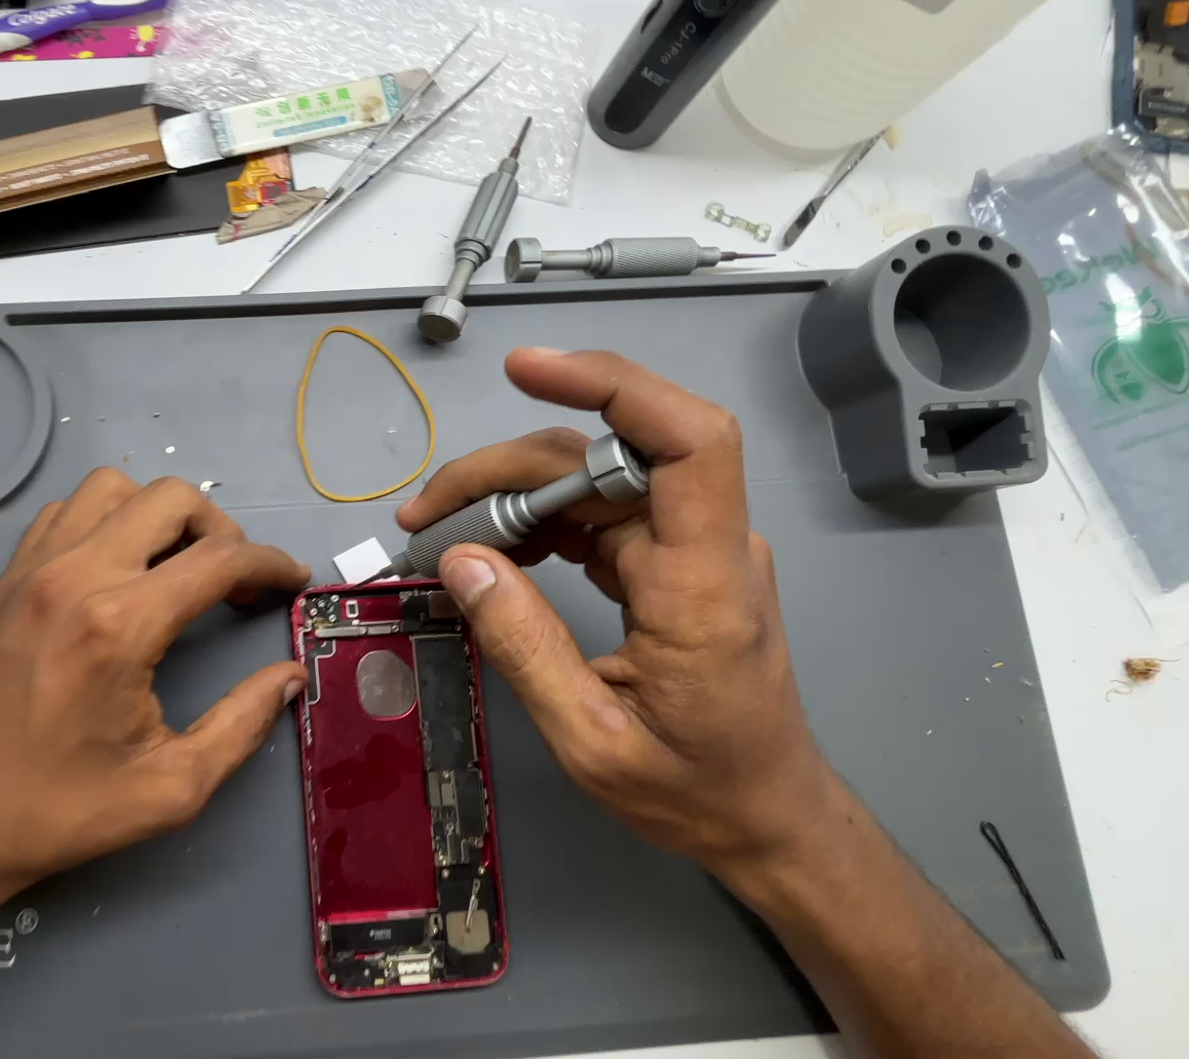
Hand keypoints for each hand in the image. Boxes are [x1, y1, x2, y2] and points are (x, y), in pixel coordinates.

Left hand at [0, 469, 311, 896]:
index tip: (292, 581)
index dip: (270, 565)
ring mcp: (34, 568)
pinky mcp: (8, 576)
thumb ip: (244, 724)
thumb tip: (289, 677)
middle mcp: (76, 576)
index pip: (219, 559)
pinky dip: (106, 520)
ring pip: (114, 487)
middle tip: (234, 582)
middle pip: (171, 499)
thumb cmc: (63, 811)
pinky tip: (118, 567)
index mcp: (120, 625)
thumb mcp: (173, 787)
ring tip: (176, 566)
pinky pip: (66, 511)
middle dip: (222, 531)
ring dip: (160, 514)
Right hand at [396, 348, 831, 875]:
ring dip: (508, 496)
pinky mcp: (664, 564)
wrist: (765, 819)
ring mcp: (685, 551)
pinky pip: (591, 516)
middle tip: (423, 513)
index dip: (610, 384)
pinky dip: (532, 523)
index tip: (525, 369)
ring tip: (440, 532)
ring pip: (588, 481)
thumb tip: (460, 559)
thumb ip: (524, 647)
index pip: (685, 441)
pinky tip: (489, 550)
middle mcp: (702, 547)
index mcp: (701, 586)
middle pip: (601, 458)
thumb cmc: (694, 792)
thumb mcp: (591, 739)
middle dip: (503, 471)